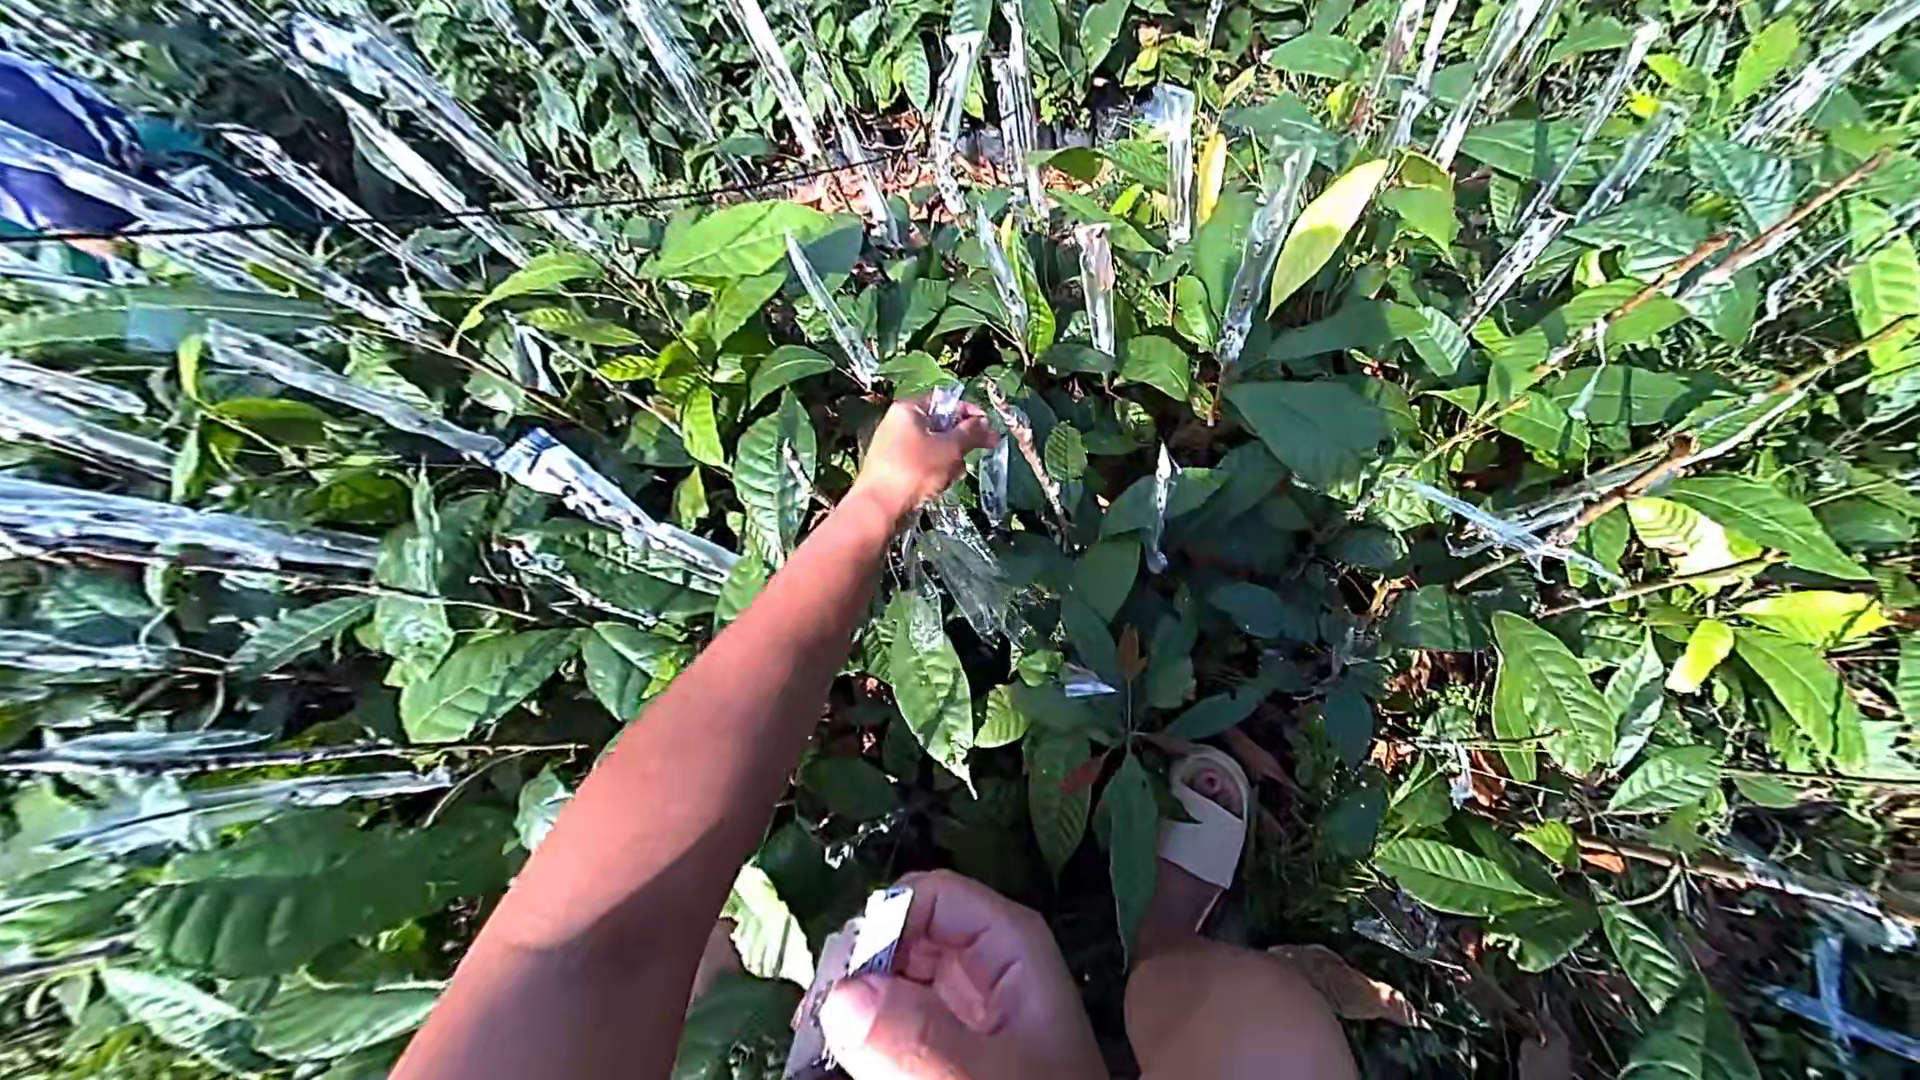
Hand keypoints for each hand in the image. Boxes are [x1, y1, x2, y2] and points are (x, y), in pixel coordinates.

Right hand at [820, 871, 1104, 1079]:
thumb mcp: (986, 1078)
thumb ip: (918, 1039)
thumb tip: (841, 996)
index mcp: (1006, 939)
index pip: (931, 894)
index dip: (883, 923)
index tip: (841, 980)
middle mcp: (980, 958)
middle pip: (904, 932)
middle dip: (857, 968)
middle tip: (813, 1019)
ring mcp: (960, 1002)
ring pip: (890, 977)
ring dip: (850, 1006)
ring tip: (813, 1042)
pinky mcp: (943, 1040)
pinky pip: (892, 1020)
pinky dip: (861, 1035)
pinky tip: (833, 1058)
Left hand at [847, 396, 997, 523]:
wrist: (879, 507)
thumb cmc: (915, 471)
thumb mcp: (950, 449)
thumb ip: (971, 433)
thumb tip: (986, 423)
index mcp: (909, 409)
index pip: (945, 400)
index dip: (969, 412)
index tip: (987, 428)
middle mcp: (899, 423)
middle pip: (941, 425)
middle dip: (960, 442)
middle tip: (977, 453)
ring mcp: (894, 446)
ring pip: (934, 447)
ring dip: (950, 460)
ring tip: (952, 476)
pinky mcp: (894, 468)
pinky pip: (923, 463)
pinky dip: (935, 471)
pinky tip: (940, 485)